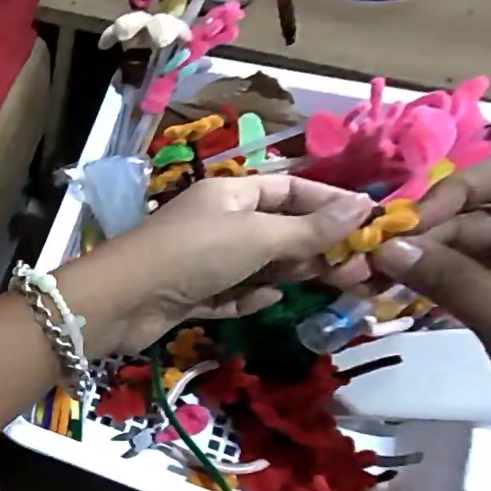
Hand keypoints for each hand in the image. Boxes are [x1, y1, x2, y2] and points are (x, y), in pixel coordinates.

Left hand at [59, 175, 374, 355]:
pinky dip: (249, 298)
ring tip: (332, 284)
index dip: (327, 203)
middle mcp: (216, 223)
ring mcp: (201, 261)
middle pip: (276, 230)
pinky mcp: (189, 295)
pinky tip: (270, 301)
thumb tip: (364, 206)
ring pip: (256, 265)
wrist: (124, 300)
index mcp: (230, 194)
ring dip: (289, 274)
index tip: (367, 222)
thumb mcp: (258, 236)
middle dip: (315, 246)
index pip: (288, 189)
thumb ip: (309, 228)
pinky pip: (229, 294)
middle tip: (358, 267)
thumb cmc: (194, 254)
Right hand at [370, 146, 490, 447]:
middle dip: (434, 231)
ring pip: (484, 250)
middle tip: (373, 263)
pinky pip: (487, 284)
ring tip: (376, 286)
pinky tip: (405, 303)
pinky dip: (447, 289)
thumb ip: (454, 283)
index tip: (413, 225)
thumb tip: (387, 247)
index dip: (468, 184)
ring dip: (431, 263)